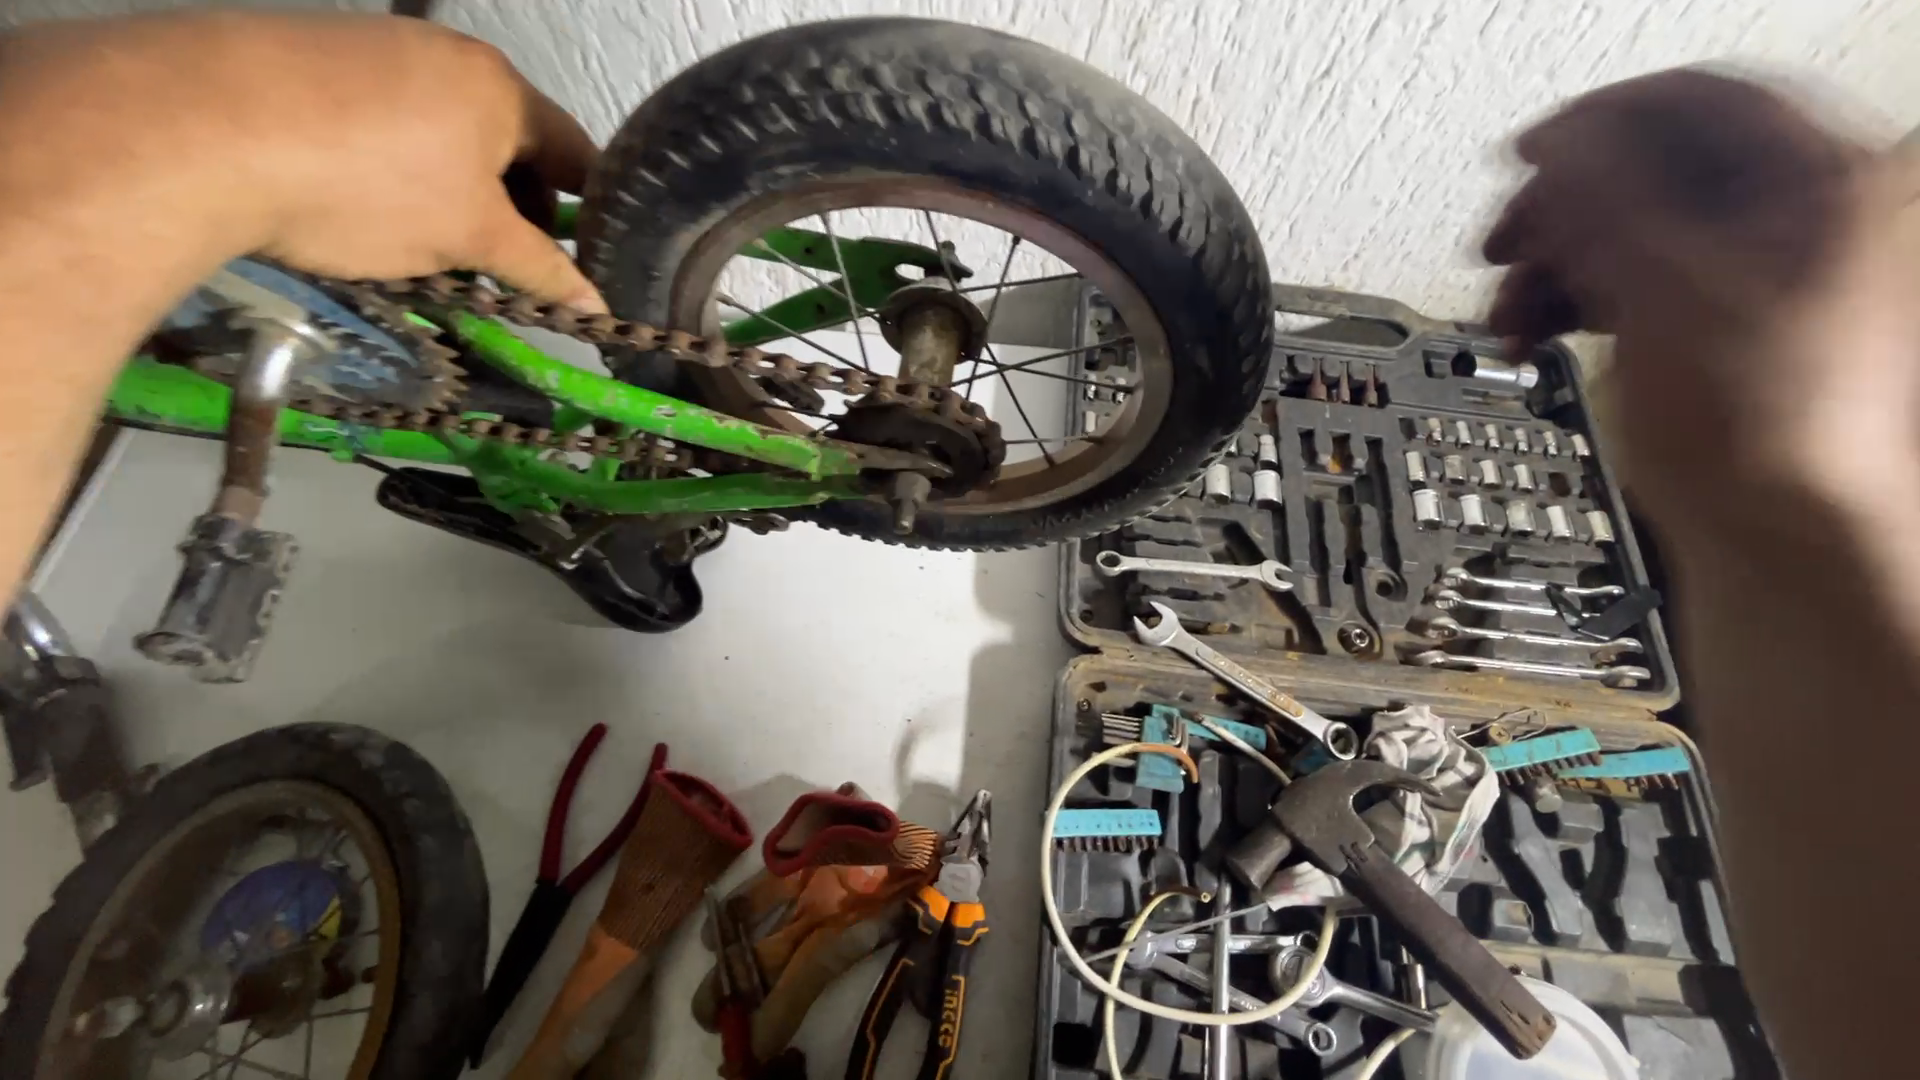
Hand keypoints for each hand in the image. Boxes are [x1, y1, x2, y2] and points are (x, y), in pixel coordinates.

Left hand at [0, 10, 603, 308]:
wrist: (188, 130)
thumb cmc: (369, 187)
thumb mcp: (472, 241)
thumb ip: (543, 271)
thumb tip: (595, 307)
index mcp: (498, 87)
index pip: (576, 155)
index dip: (591, 213)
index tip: (589, 259)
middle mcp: (444, 54)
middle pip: (513, 143)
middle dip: (520, 207)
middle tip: (507, 261)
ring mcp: (374, 47)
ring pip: (450, 134)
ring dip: (463, 192)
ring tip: (437, 241)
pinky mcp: (312, 56)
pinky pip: (391, 121)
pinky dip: (405, 168)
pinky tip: (374, 203)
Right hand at [1480, 68, 1919, 523]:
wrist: (1772, 524)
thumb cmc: (1755, 424)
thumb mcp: (1666, 292)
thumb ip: (1609, 204)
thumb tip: (1554, 145)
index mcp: (1814, 184)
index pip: (1693, 104)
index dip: (1595, 124)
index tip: (1520, 158)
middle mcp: (1788, 214)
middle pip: (1647, 171)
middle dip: (1558, 210)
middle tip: (1500, 246)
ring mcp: (1747, 267)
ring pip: (1624, 230)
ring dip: (1549, 264)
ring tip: (1508, 311)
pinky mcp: (1707, 315)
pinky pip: (1622, 280)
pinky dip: (1568, 300)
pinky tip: (1534, 331)